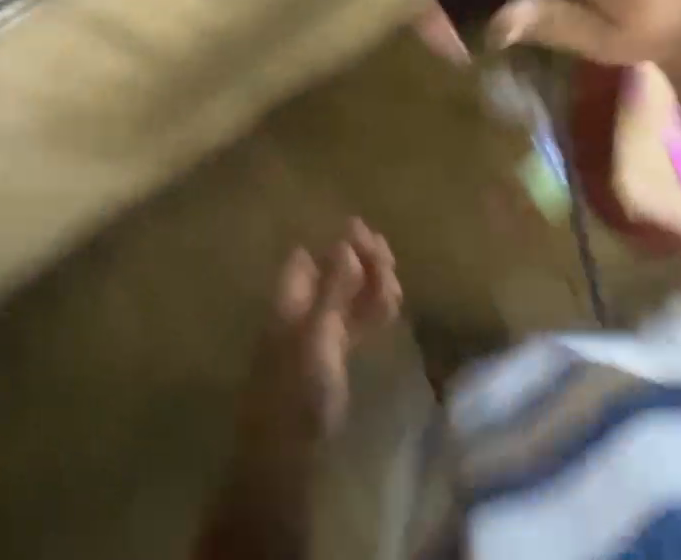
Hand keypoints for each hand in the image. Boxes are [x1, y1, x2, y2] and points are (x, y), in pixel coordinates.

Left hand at [243, 219, 401, 448]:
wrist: (286, 445)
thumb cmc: (294, 386)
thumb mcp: (315, 333)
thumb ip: (332, 289)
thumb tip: (345, 242)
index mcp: (289, 302)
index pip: (307, 258)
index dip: (334, 243)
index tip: (365, 234)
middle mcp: (304, 311)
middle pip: (333, 273)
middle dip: (360, 260)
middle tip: (386, 255)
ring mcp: (321, 332)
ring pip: (350, 296)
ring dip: (372, 283)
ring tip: (393, 278)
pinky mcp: (337, 353)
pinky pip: (359, 320)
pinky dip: (374, 308)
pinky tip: (391, 302)